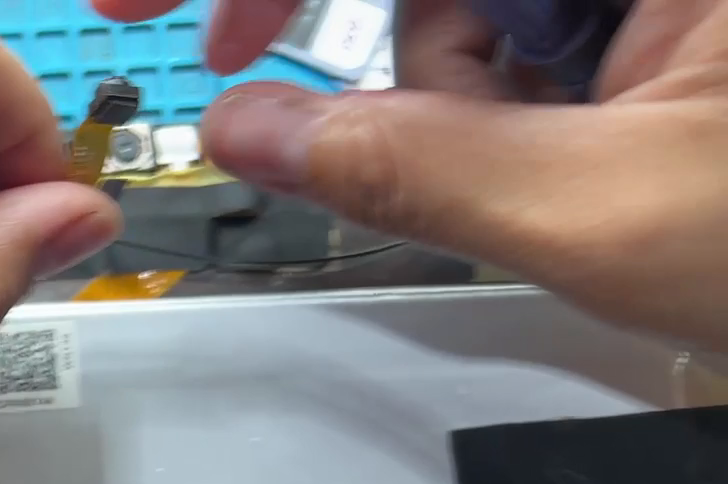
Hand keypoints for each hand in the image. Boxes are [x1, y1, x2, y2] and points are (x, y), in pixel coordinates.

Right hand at [96, 0, 727, 352]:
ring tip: (528, 142)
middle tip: (278, 90)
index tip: (139, 10)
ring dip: (453, 62)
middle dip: (375, 31)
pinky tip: (558, 113)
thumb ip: (393, 163)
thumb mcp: (596, 210)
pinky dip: (503, 58)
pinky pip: (537, 1)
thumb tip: (240, 131)